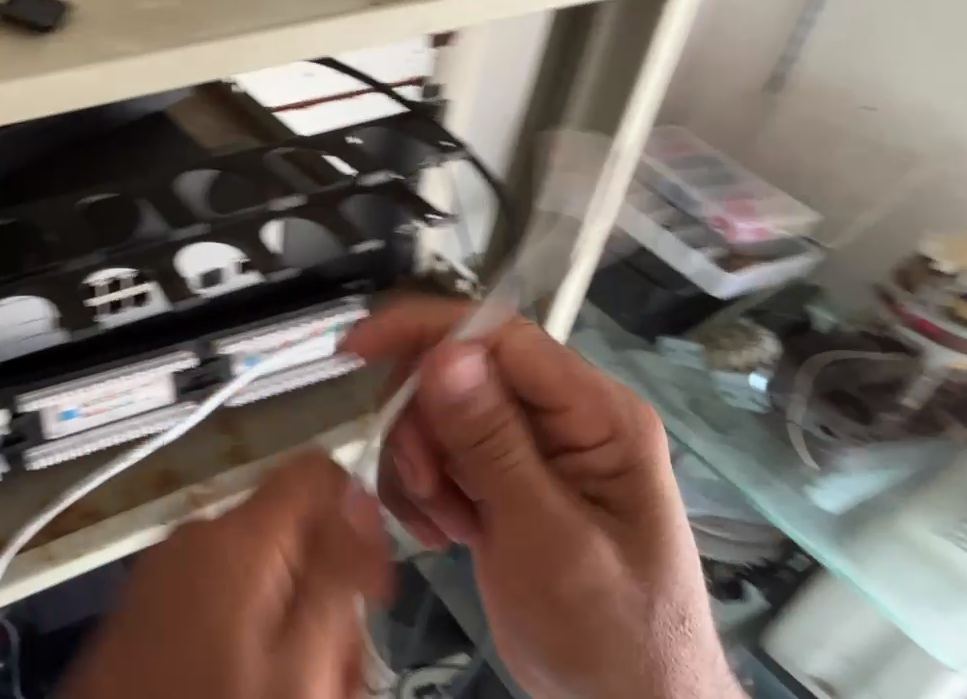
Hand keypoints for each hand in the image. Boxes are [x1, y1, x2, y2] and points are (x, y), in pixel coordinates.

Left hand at [61, 451, 390, 698]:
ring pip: (259, 565)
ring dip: (290, 615)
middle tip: (334, 666)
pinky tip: (247, 675)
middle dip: (325, 590)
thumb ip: (337, 570)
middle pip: (292, 530)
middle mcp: (199, 532)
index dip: (358, 517)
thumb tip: (361, 497)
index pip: (318, 471)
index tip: (369, 585)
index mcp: (238, 534)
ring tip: (293, 682)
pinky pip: (218, 585)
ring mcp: (167, 562)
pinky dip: (246, 621)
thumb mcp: (300, 660)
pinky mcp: (149, 595)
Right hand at [343, 296, 740, 698]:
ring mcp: (526, 446)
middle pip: (454, 371)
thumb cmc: (610, 635)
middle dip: (421, 425)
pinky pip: (433, 451)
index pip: (497, 335)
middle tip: (425, 487)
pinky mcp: (498, 476)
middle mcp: (560, 416)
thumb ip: (494, 444)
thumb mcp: (549, 539)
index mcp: (595, 413)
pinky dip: (419, 489)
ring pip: (433, 411)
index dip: (423, 332)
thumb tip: (444, 353)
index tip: (356, 353)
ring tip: (443, 523)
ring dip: (418, 466)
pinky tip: (442, 531)